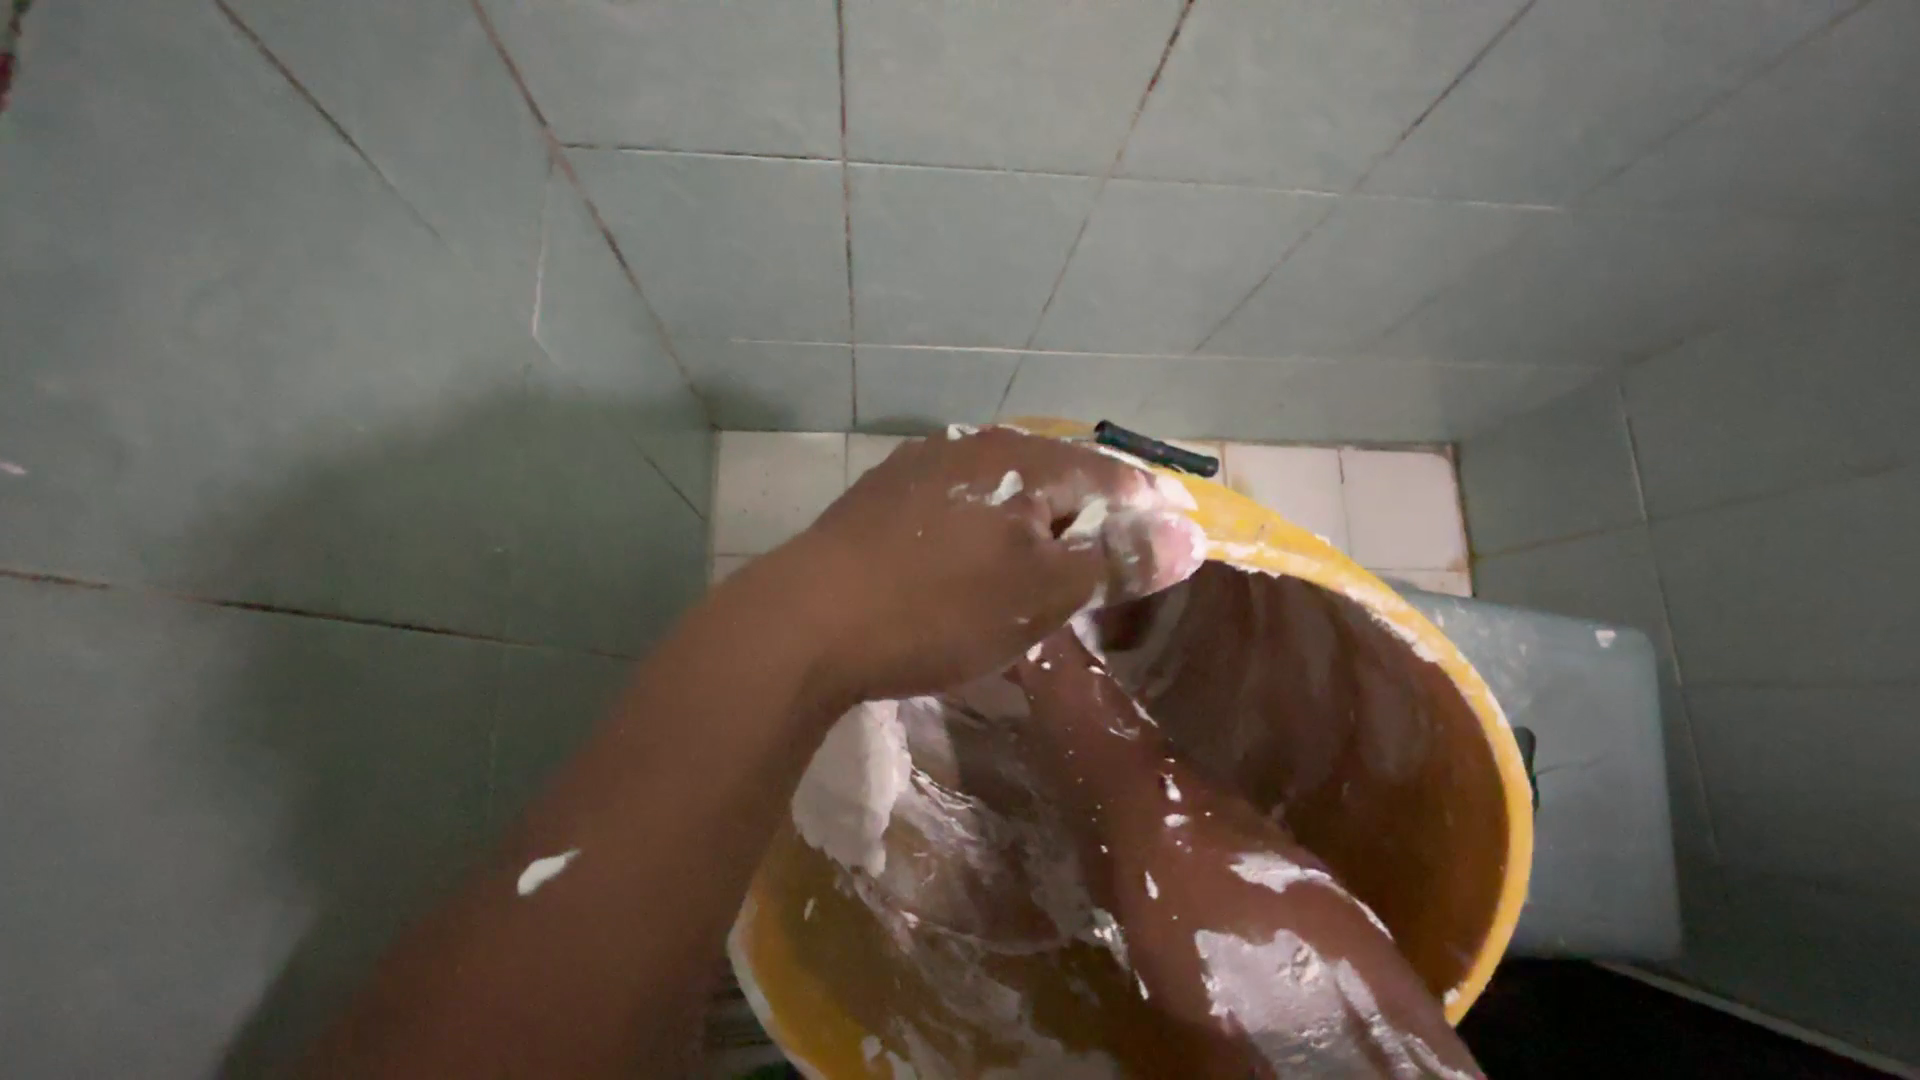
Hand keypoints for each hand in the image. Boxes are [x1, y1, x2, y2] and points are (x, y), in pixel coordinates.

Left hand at [769, 426, 1206, 705]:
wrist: (808, 620)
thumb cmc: (940, 609)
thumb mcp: (1042, 595)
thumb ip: (1116, 561)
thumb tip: (1190, 534)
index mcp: (1022, 462)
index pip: (1108, 473)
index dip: (1146, 503)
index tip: (1169, 531)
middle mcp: (972, 447)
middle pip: (1052, 474)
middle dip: (1086, 511)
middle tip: (1106, 554)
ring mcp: (918, 467)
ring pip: (998, 487)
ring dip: (1029, 519)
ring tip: (1042, 558)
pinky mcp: (879, 498)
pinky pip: (954, 504)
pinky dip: (980, 528)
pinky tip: (968, 558)